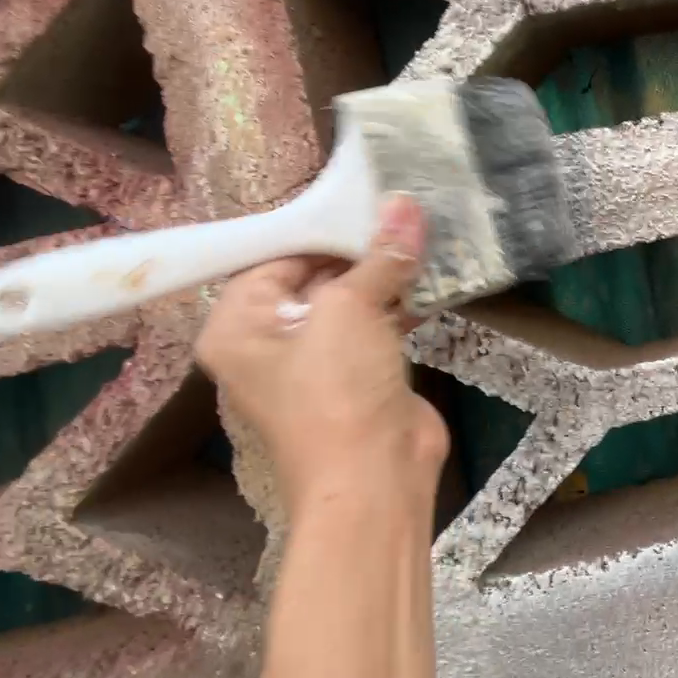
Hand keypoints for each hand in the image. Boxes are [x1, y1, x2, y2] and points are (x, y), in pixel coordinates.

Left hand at [194, 194, 448, 514]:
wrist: (375, 477)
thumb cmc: (337, 392)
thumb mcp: (351, 311)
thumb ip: (380, 256)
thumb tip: (405, 201)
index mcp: (240, 326)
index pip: (276, 256)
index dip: (322, 228)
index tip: (370, 200)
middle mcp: (273, 340)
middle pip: (317, 274)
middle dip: (363, 246)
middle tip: (409, 210)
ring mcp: (321, 358)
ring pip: (354, 298)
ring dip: (390, 272)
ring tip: (429, 232)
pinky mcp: (364, 371)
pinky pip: (381, 321)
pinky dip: (405, 300)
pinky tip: (437, 275)